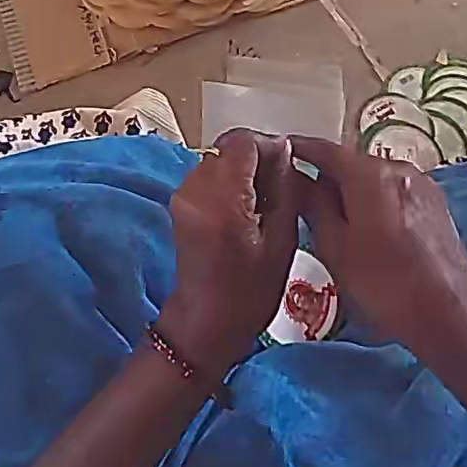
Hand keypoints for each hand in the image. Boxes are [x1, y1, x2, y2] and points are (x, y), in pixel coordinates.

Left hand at [154, 130, 300, 374]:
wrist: (205, 323)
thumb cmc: (249, 293)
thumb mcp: (282, 243)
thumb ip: (285, 190)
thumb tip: (285, 152)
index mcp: (222, 199)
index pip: (242, 143)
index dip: (269, 146)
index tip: (287, 164)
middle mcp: (196, 189)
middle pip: (229, 148)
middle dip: (256, 157)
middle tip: (279, 184)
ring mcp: (183, 195)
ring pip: (218, 159)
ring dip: (242, 169)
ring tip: (263, 199)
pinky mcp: (179, 202)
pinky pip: (208, 175)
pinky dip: (228, 180)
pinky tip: (245, 207)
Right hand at [288, 137, 466, 356]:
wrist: (452, 317)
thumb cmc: (384, 284)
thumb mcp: (334, 247)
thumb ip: (313, 204)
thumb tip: (297, 177)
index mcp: (368, 173)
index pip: (324, 149)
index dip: (298, 149)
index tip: (276, 153)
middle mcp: (397, 167)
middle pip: (350, 162)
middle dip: (325, 176)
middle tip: (300, 199)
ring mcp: (421, 184)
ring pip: (373, 178)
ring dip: (351, 190)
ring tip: (333, 220)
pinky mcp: (435, 204)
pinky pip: (393, 191)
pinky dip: (374, 201)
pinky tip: (367, 229)